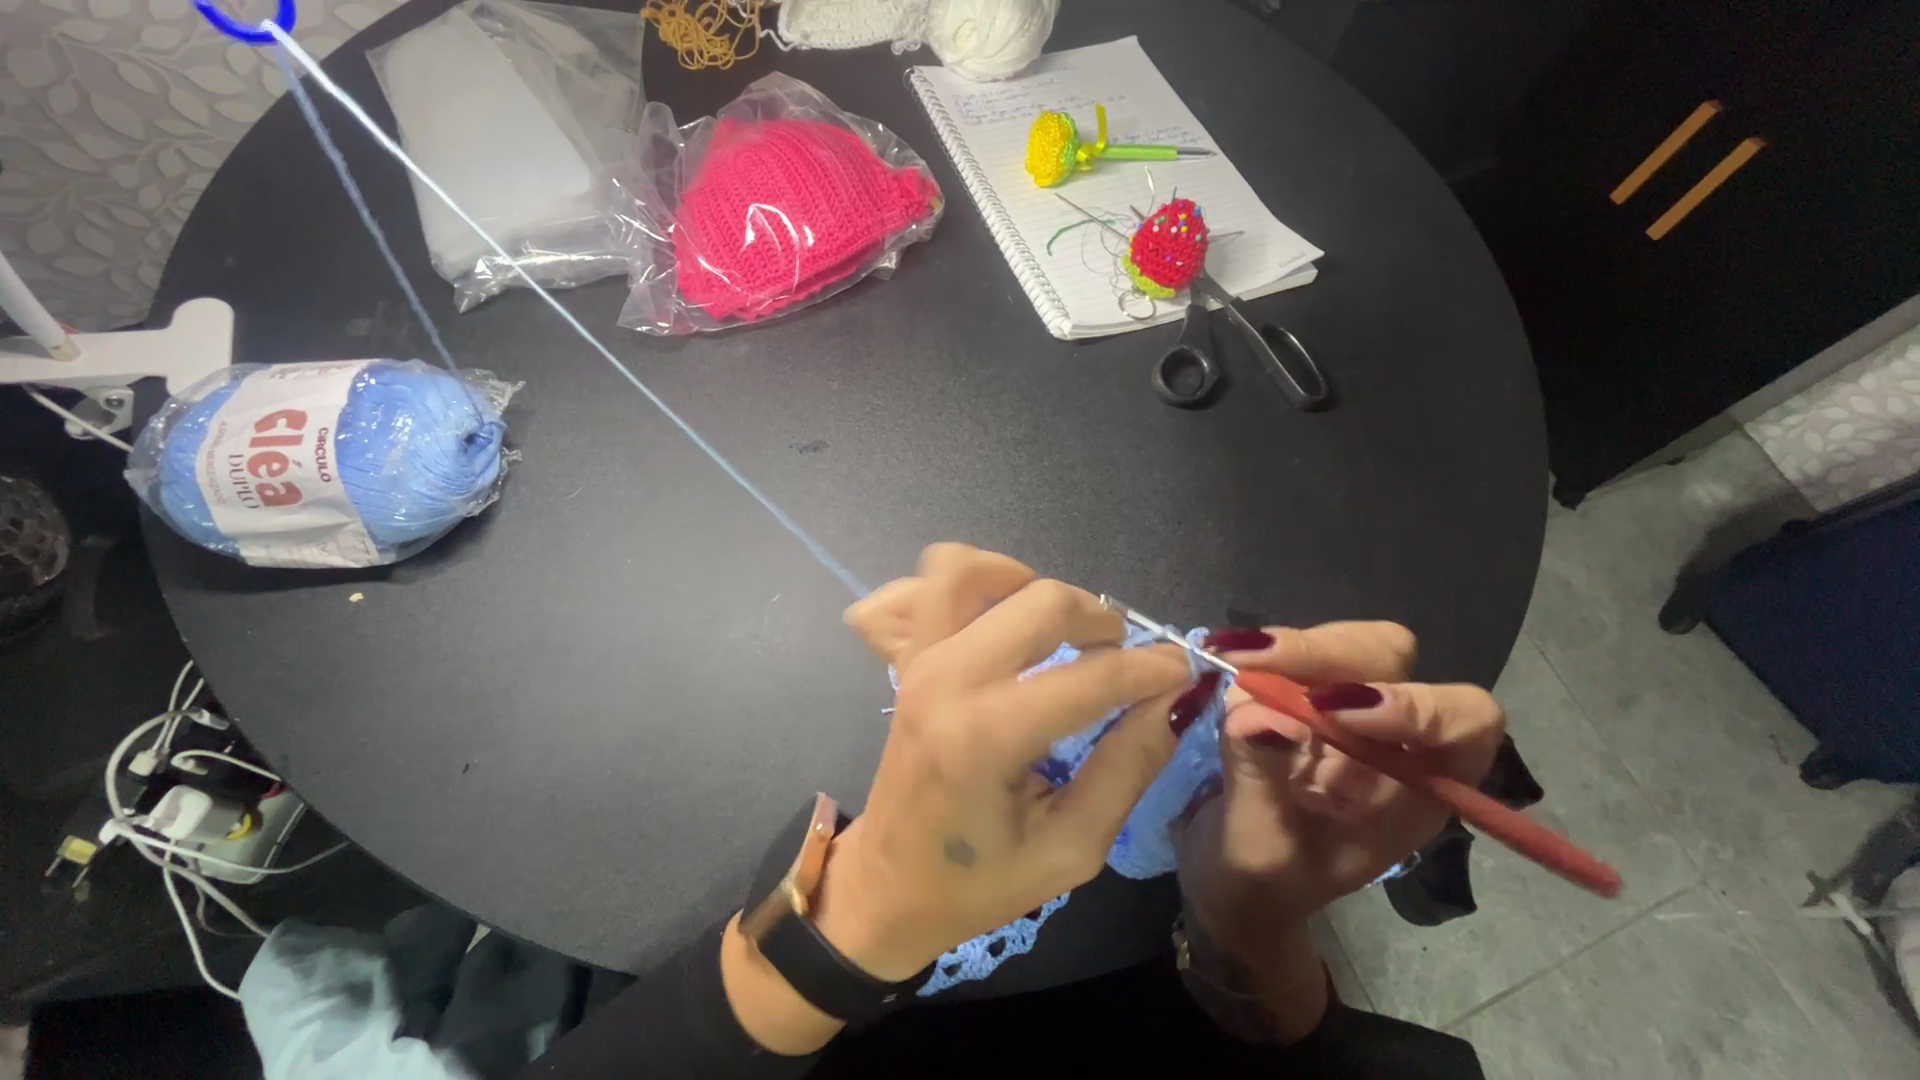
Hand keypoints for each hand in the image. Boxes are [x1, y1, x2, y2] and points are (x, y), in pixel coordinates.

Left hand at [811, 544, 1195, 980]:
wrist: (888, 884)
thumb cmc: (979, 881)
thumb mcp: (1072, 847)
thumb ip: (1129, 766)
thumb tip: (1176, 699)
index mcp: (986, 736)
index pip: (1092, 674)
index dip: (1152, 669)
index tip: (1182, 673)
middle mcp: (948, 678)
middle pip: (1041, 599)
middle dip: (1100, 620)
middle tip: (1123, 657)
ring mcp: (919, 659)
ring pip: (973, 569)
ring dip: (1030, 585)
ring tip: (1060, 628)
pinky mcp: (907, 657)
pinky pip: (929, 584)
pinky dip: (971, 583)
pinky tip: (1001, 617)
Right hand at [1177, 623, 1505, 958]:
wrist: (1229, 884)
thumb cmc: (1262, 885)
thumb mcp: (1262, 848)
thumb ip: (1263, 780)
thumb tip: (1257, 712)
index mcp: (1415, 788)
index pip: (1462, 720)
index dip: (1414, 703)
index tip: (1332, 710)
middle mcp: (1387, 737)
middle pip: (1390, 658)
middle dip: (1327, 653)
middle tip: (1257, 661)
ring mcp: (1338, 710)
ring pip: (1341, 646)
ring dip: (1290, 646)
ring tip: (1230, 656)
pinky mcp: (1293, 697)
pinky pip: (1290, 654)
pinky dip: (1258, 649)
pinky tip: (1222, 655)